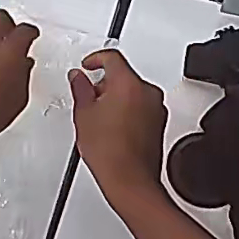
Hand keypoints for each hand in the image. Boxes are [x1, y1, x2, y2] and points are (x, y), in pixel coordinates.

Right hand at [68, 50, 169, 213]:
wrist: (130, 180)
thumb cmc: (110, 152)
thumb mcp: (84, 114)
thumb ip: (81, 88)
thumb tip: (78, 77)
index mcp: (128, 84)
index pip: (112, 58)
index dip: (95, 59)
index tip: (88, 65)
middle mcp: (147, 92)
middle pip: (124, 75)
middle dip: (105, 83)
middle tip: (89, 96)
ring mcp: (156, 108)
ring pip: (133, 91)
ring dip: (117, 97)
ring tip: (99, 117)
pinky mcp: (159, 122)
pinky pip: (141, 106)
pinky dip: (128, 110)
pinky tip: (113, 127)